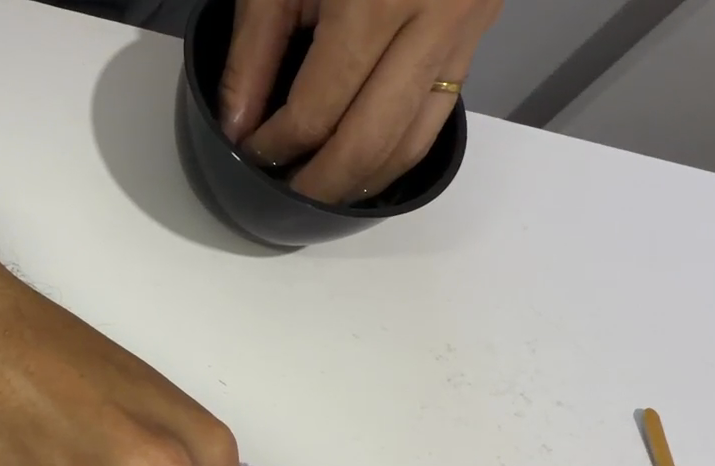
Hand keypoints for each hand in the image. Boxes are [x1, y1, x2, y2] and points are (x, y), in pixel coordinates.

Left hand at [219, 0, 502, 202]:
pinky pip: (437, 116)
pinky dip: (395, 154)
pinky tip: (361, 166)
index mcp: (377, 0)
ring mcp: (465, 26)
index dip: (274, 148)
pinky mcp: (479, 31)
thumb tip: (236, 128)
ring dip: (359, 182)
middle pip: (367, 142)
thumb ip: (252, 57)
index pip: (315, 114)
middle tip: (282, 196)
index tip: (250, 152)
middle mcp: (433, 16)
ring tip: (315, 191)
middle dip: (316, 185)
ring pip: (410, 142)